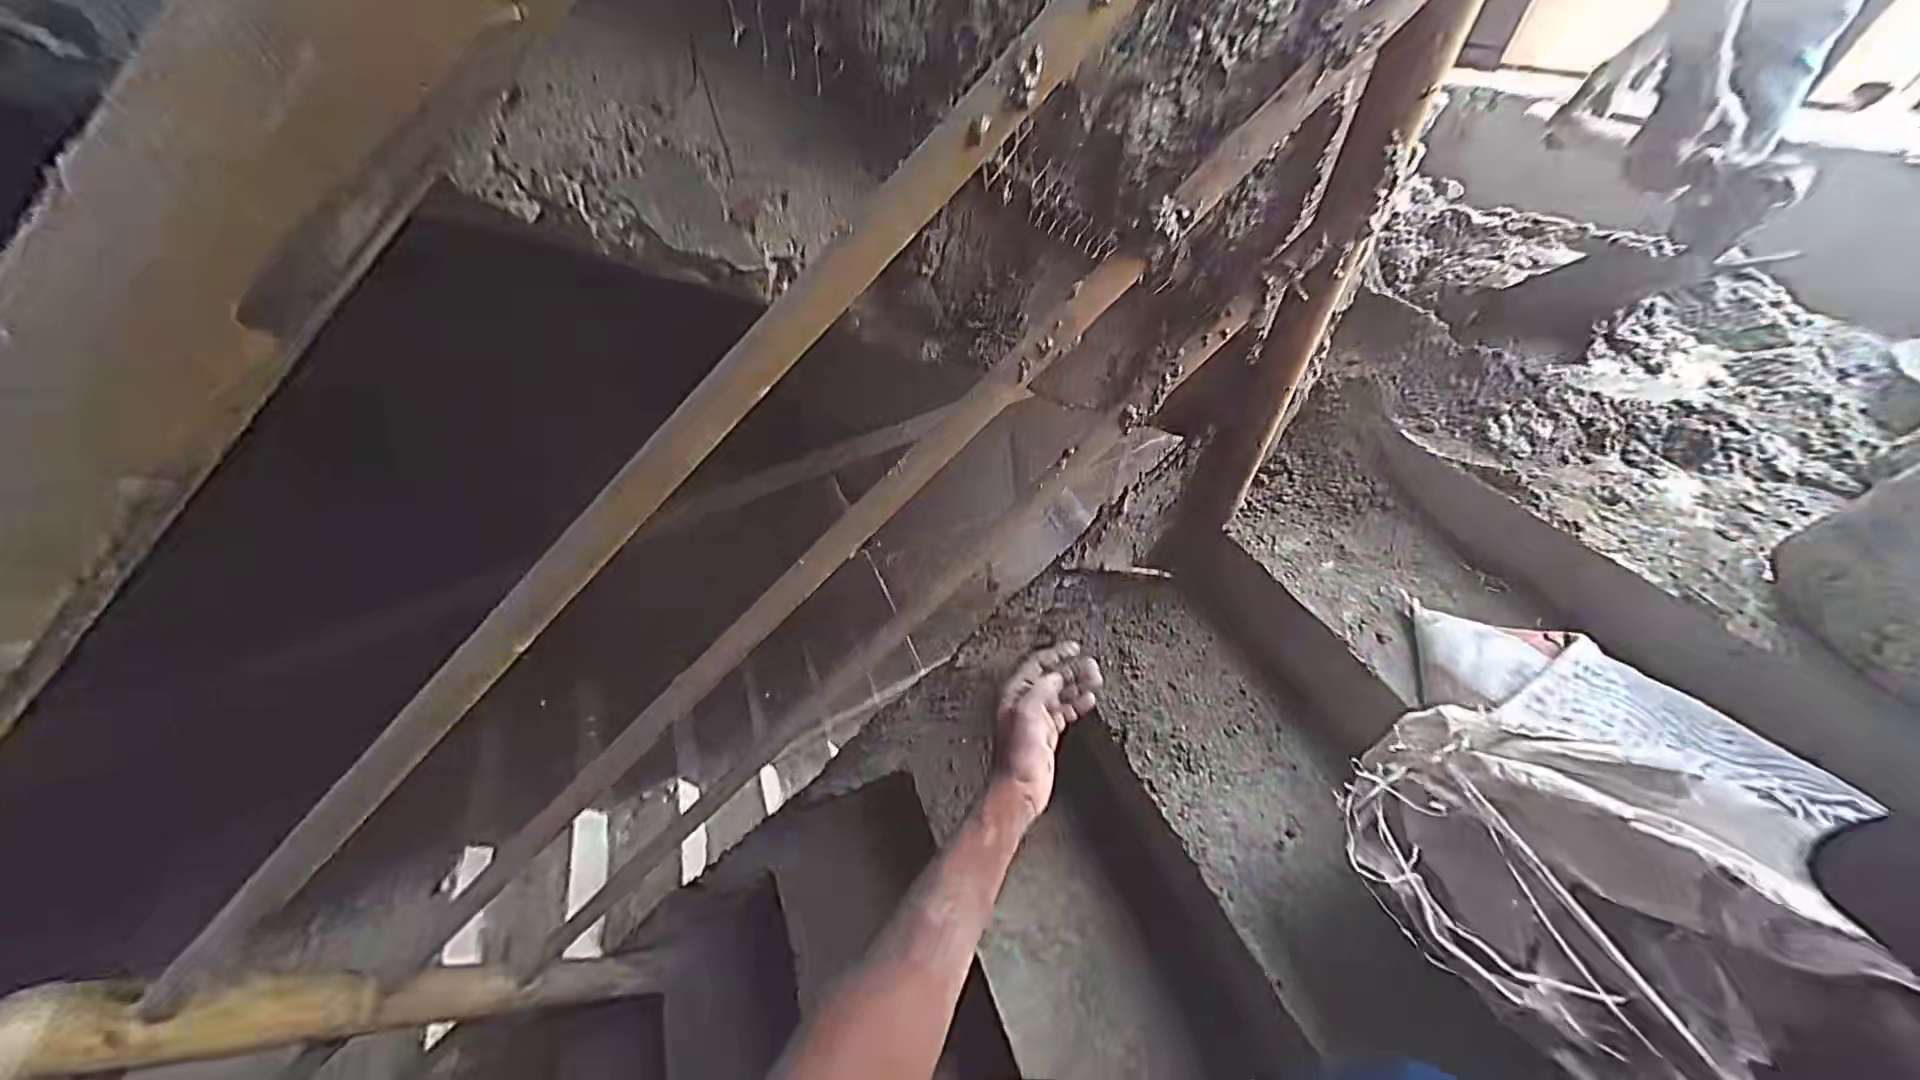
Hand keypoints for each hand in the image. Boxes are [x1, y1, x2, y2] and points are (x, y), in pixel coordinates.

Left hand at [991, 642, 1101, 822]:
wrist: (1020, 788)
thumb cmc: (1018, 755)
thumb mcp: (1027, 713)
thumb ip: (1041, 690)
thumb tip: (1055, 675)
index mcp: (1015, 694)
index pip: (1037, 664)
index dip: (1056, 653)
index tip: (1074, 647)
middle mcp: (1024, 703)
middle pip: (1051, 678)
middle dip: (1072, 669)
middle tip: (1092, 666)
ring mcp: (1036, 718)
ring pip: (1060, 694)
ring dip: (1078, 685)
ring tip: (1096, 679)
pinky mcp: (1047, 734)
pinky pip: (1065, 711)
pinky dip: (1077, 704)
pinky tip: (1089, 699)